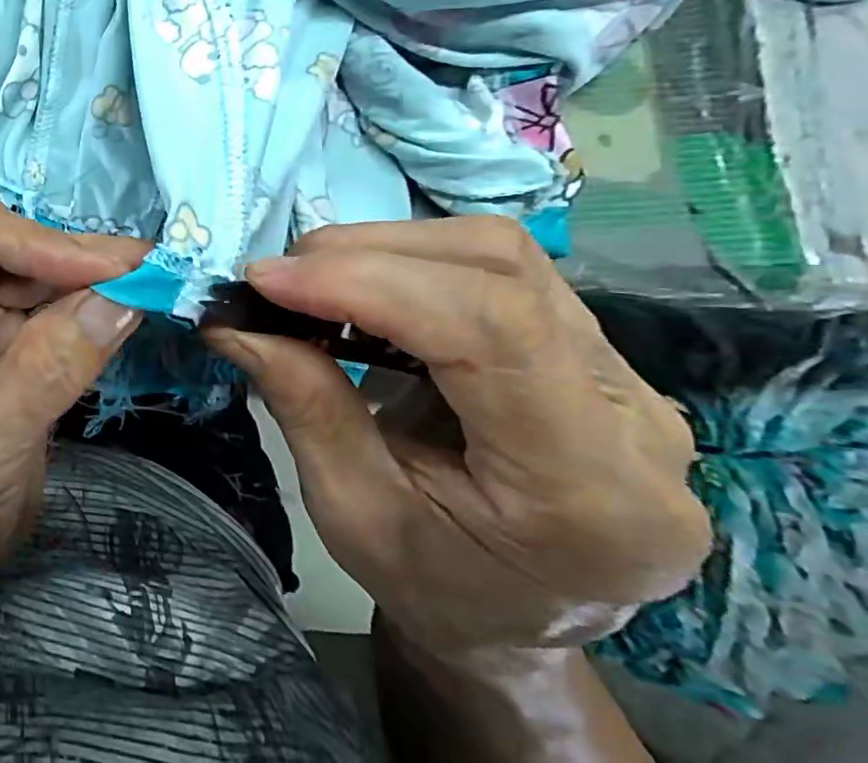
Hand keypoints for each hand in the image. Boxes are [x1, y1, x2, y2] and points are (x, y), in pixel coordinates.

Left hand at [0, 195, 148, 648]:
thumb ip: (50, 365)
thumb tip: (123, 299)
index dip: (35, 239)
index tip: (105, 267)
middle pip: (11, 249)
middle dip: (76, 255)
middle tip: (151, 266)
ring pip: (41, 278)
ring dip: (95, 277)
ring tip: (155, 281)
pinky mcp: (15, 353)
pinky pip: (60, 315)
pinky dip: (97, 309)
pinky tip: (134, 307)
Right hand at [202, 216, 709, 656]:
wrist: (518, 622)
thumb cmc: (433, 586)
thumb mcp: (351, 512)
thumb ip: (305, 407)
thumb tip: (236, 324)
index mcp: (587, 485)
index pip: (491, 329)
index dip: (367, 283)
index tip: (265, 282)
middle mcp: (635, 415)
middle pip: (500, 270)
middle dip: (365, 254)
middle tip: (276, 282)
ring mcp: (625, 375)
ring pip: (500, 255)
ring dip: (384, 250)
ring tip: (309, 284)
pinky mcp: (590, 353)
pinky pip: (496, 274)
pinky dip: (406, 265)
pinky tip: (356, 294)